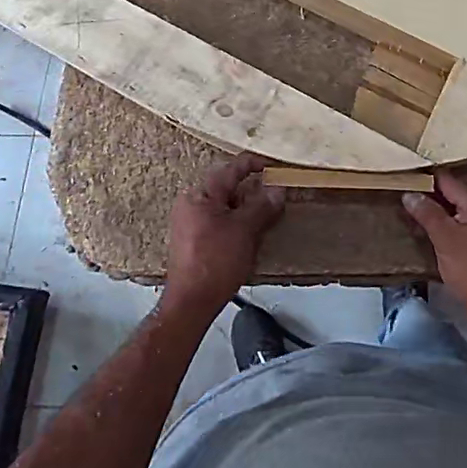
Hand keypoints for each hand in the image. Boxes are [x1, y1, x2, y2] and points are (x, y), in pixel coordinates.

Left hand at [163, 154, 284, 314]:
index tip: (275, 165)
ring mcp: (188, 222)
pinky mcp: (191, 240)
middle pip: (226, 186)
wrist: (191, 303)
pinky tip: (250, 232)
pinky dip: (235, 220)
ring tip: (266, 214)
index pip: (231, 168)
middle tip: (275, 192)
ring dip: (245, 206)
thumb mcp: (245, 230)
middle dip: (252, 188)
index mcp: (200, 195)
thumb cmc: (216, 262)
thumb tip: (278, 190)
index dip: (255, 164)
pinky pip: (217, 219)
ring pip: (223, 204)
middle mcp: (190, 204)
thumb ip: (262, 206)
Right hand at [402, 172, 466, 328]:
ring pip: (463, 208)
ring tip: (418, 219)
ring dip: (442, 212)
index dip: (426, 181)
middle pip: (457, 193)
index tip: (405, 183)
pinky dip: (455, 223)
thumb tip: (410, 194)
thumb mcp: (445, 240)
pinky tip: (439, 233)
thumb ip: (428, 214)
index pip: (449, 181)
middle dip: (433, 198)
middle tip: (408, 204)